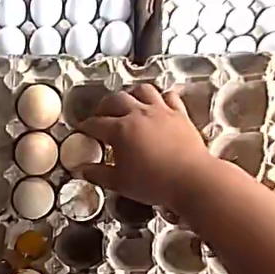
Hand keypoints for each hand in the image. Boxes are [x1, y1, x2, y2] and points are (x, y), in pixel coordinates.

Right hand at [75, 84, 218, 209]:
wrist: (191, 180)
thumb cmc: (155, 183)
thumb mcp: (120, 183)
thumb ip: (98, 174)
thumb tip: (83, 171)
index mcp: (120, 130)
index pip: (96, 123)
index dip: (86, 126)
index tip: (83, 130)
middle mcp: (139, 114)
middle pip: (115, 100)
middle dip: (104, 106)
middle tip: (100, 114)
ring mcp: (160, 111)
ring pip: (142, 90)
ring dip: (131, 94)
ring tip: (128, 102)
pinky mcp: (179, 114)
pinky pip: (168, 96)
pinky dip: (160, 97)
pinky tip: (158, 103)